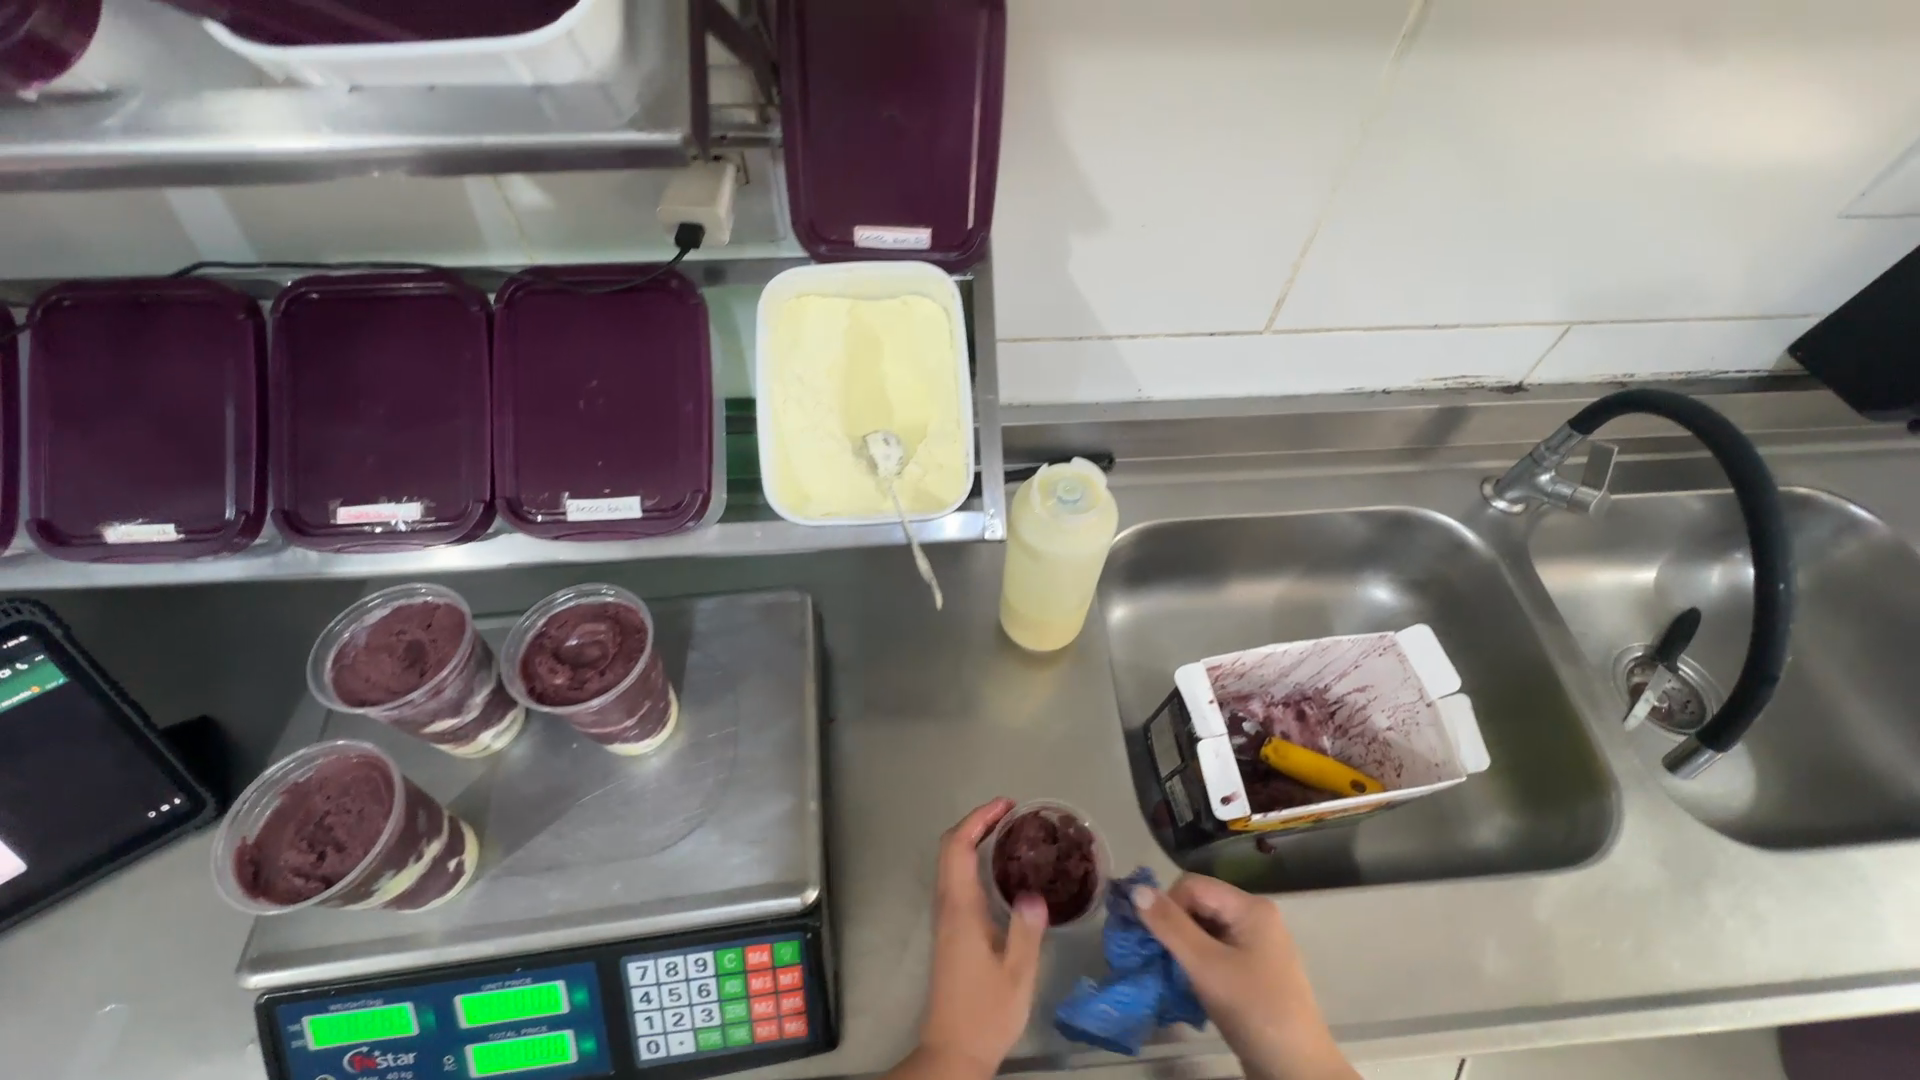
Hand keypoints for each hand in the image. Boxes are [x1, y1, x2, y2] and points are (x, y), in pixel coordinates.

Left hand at [915, 798, 1049, 1078]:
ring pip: (951, 863)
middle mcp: (947, 906)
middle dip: (977, 822)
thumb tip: (1034, 892)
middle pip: (950, 848)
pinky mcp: (950, 931)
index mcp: (960, 908)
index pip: (957, 847)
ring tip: (1009, 833)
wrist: (953, 1051)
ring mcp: (945, 919)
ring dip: (974, 840)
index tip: (1006, 805)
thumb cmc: (985, 1013)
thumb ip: (1026, 929)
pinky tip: (1001, 871)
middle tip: (1010, 813)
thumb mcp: (1016, 973)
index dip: (978, 819)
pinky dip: (975, 861)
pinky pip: (957, 880)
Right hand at [1131, 874, 1358, 1079]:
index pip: (1192, 885)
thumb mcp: (1206, 966)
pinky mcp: (1254, 970)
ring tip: (1179, 976)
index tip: (1160, 943)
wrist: (1297, 1072)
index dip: (1169, 907)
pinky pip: (1216, 951)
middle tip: (1165, 961)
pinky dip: (1199, 963)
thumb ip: (1170, 926)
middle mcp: (1256, 918)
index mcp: (1251, 907)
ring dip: (1185, 948)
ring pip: (1205, 930)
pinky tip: (1194, 986)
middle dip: (1176, 928)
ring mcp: (1257, 945)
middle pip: (1199, 905)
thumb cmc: (1253, 1011)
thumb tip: (1136, 889)